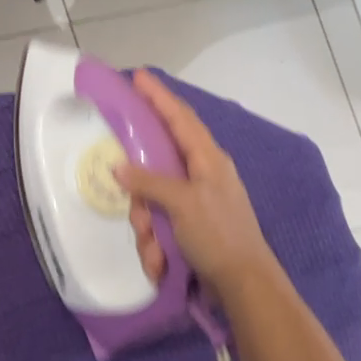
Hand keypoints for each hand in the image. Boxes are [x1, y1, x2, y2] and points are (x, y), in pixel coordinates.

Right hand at [114, 69, 276, 298]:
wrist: (241, 283)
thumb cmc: (219, 235)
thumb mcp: (182, 203)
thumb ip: (150, 182)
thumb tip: (119, 166)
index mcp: (207, 160)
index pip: (179, 118)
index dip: (158, 97)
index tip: (137, 77)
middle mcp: (200, 177)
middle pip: (153, 171)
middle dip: (141, 201)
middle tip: (141, 220)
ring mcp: (193, 206)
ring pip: (149, 207)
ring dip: (147, 234)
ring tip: (158, 253)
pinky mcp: (187, 231)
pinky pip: (157, 232)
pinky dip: (156, 251)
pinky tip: (163, 266)